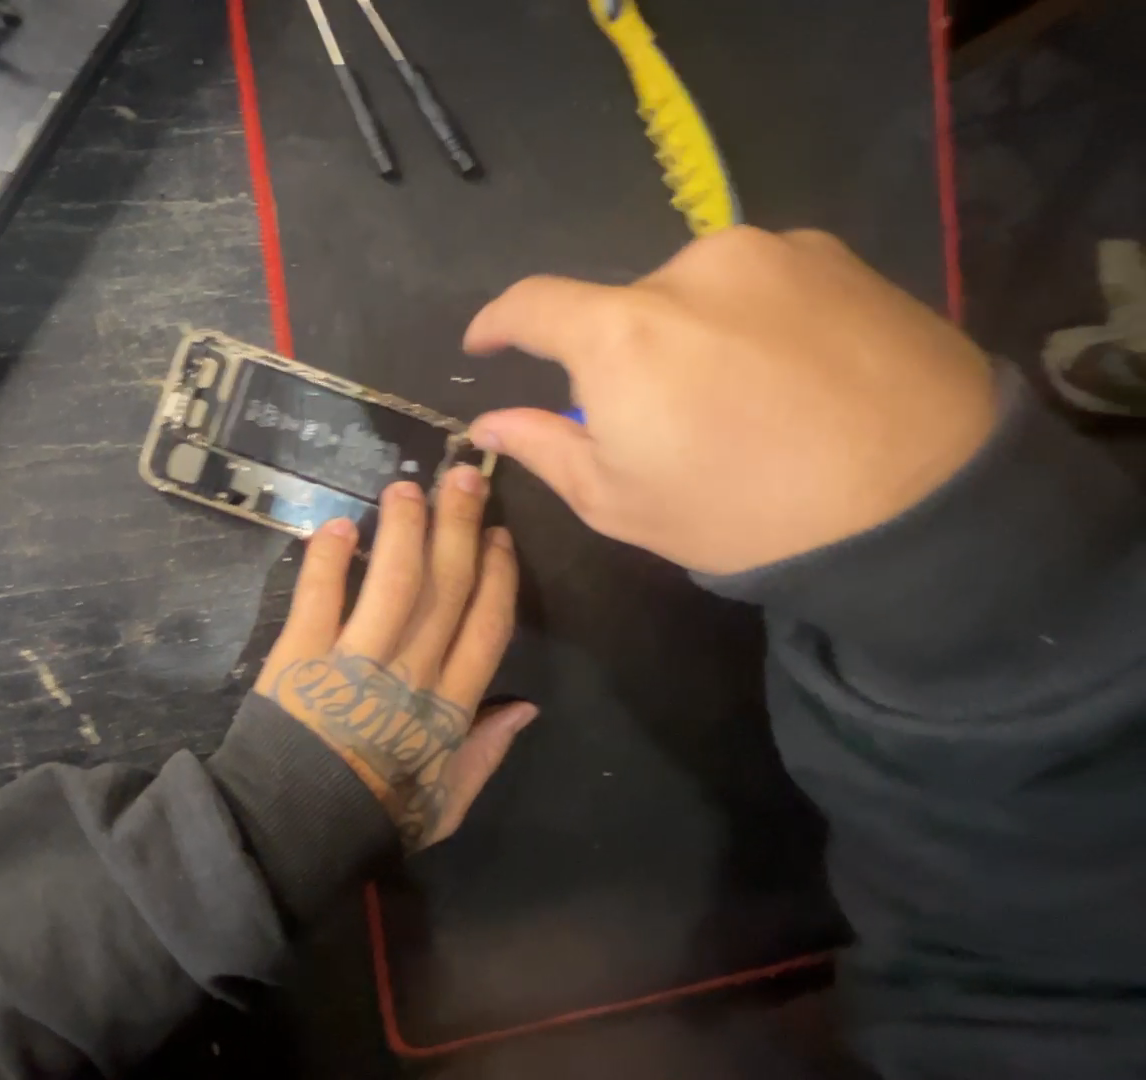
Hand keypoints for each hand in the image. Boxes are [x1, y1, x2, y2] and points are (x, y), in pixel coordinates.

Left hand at [255, 467, 535, 849]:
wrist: (291, 829)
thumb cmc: (371, 814)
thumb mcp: (445, 801)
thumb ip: (486, 753)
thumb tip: (526, 706)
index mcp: (449, 708)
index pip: (486, 627)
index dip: (497, 575)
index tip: (501, 536)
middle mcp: (409, 674)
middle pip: (445, 589)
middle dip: (458, 528)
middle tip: (462, 477)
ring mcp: (353, 661)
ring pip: (391, 583)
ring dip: (401, 530)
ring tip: (406, 489)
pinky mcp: (299, 655)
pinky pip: (318, 596)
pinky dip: (327, 558)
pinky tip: (339, 525)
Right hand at [463, 227, 997, 575]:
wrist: (923, 504)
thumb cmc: (739, 510)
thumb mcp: (614, 498)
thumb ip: (538, 445)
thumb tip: (487, 420)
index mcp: (622, 335)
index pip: (531, 303)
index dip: (495, 322)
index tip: (485, 345)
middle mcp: (691, 270)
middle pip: (616, 307)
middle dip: (610, 354)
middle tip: (644, 414)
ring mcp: (771, 253)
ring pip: (685, 292)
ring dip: (677, 333)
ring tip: (721, 395)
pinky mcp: (837, 257)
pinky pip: (752, 281)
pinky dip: (738, 318)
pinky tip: (776, 372)